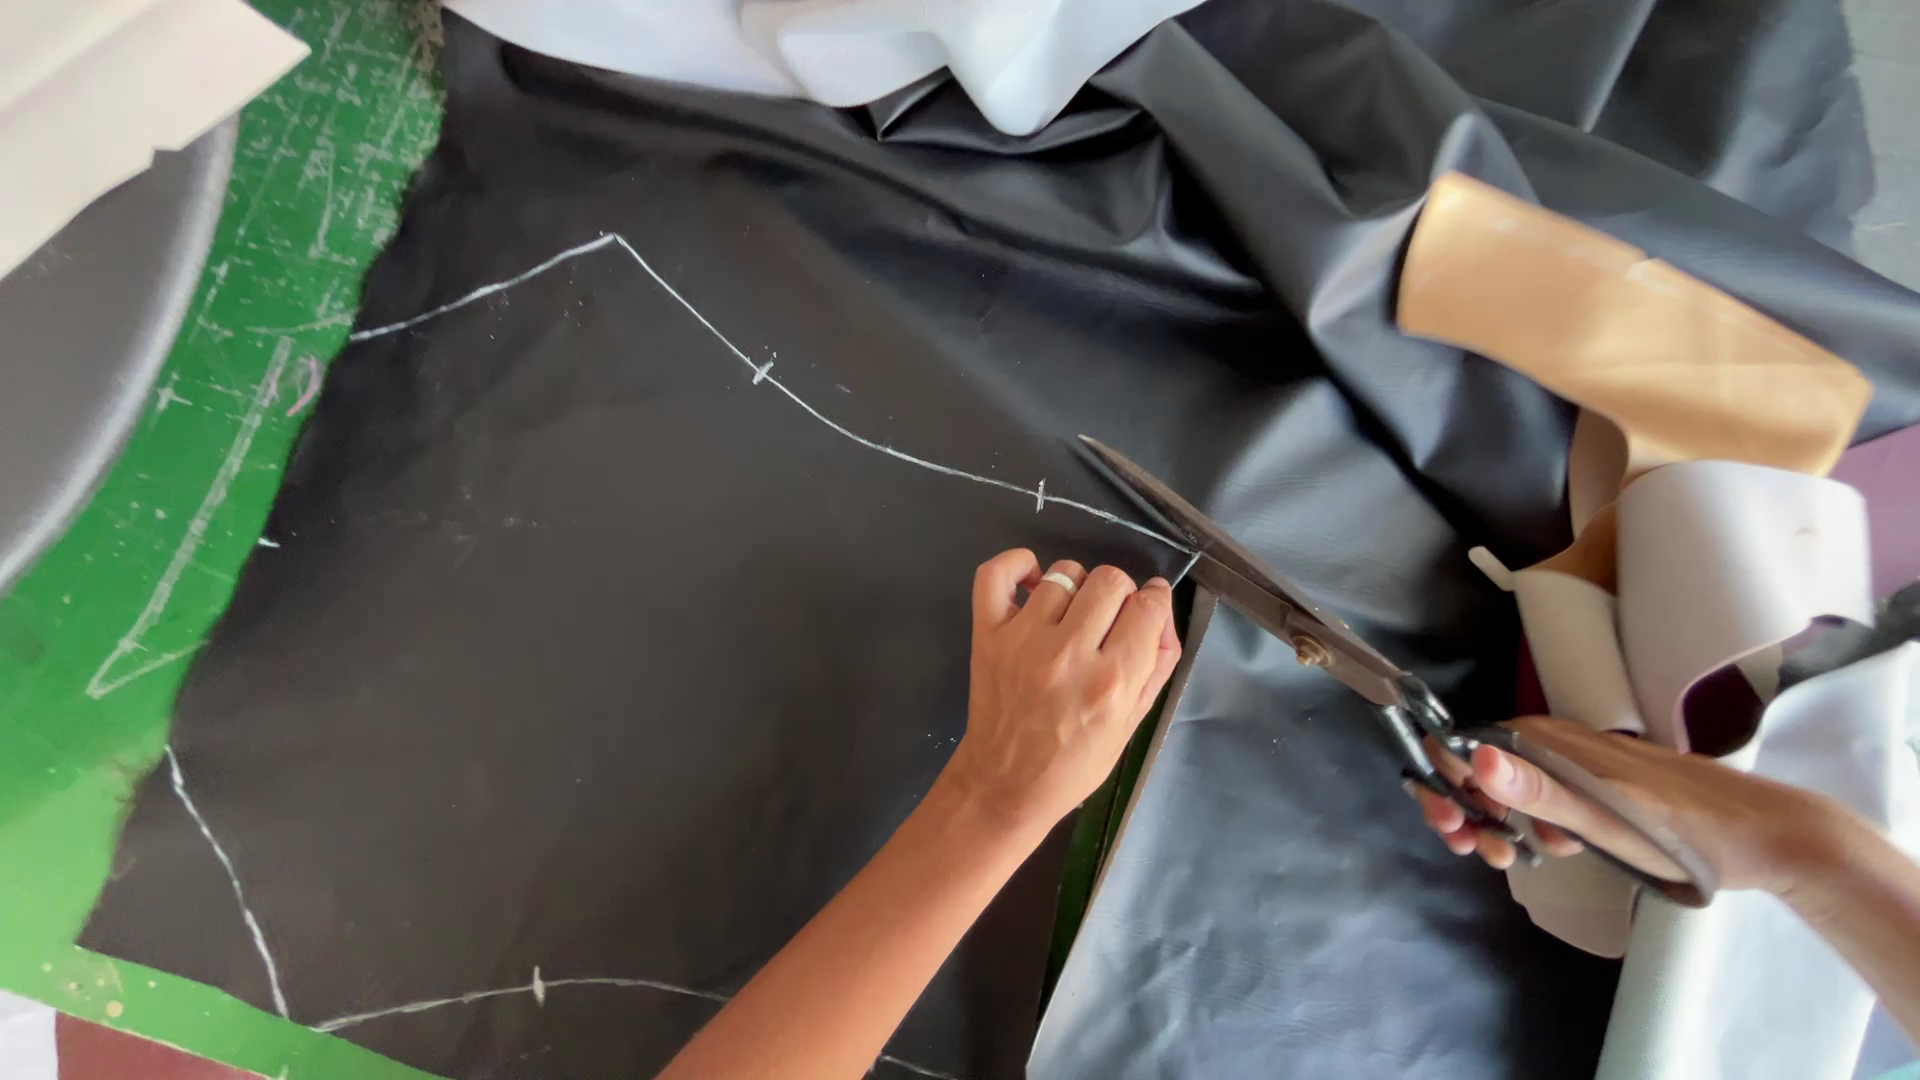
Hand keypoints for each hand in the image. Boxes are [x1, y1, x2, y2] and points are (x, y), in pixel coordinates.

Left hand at [944, 549, 1181, 829]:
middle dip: (1119, 595)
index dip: (1152, 603)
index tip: (1142, 613)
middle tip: (1106, 623)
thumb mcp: (1132, 723)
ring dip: (1075, 590)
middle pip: (1110, 579)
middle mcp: (1068, 654)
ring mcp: (1023, 639)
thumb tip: (1160, 607)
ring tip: (1069, 618)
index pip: (1147, 605)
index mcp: (1112, 682)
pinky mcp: (987, 633)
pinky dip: (1017, 564)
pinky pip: (998, 572)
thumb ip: (1157, 663)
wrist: (1006, 782)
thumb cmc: (1075, 761)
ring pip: (1064, 573)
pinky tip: (1032, 583)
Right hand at [1410, 714, 1848, 893]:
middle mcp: (1543, 740)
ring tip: (1510, 858)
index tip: (1451, 826)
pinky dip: (1527, 822)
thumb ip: (1538, 789)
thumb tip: (1476, 759)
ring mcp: (1565, 759)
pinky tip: (1554, 846)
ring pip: (1500, 784)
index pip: (1456, 746)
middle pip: (1471, 767)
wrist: (1773, 835)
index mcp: (1539, 739)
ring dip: (1490, 822)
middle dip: (1460, 809)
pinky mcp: (1585, 778)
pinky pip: (1535, 794)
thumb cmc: (1686, 831)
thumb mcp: (1607, 818)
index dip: (1440, 784)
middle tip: (1473, 850)